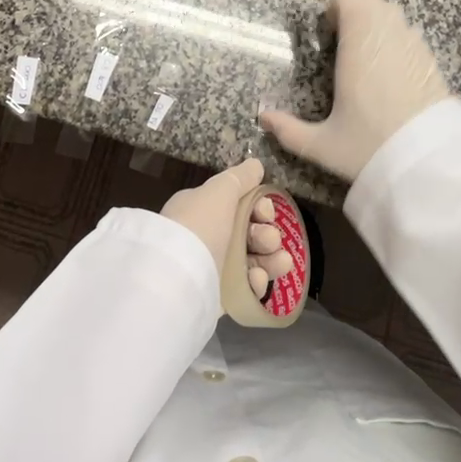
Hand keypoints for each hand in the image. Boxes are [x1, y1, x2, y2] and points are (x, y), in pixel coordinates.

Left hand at [160, 159, 295, 299]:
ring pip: (250, 260)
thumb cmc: (200, 226)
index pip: (237, 204)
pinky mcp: (217, 296)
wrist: (178, 278)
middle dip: (267, 235)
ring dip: (270, 259)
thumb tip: (256, 165)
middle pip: (247, 233)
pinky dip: (254, 282)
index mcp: (201, 209)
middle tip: (271, 240)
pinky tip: (256, 280)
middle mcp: (205, 237)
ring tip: (282, 262)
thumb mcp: (219, 191)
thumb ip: (240, 177)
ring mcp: (211, 267)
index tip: (266, 212)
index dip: (258, 206)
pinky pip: (243, 287)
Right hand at [260, 0, 453, 180]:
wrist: (433, 164)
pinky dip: (389, 32)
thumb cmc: (373, 147)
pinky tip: (382, 58)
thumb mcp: (325, 145)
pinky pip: (405, 31)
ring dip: (370, 14)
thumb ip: (291, 131)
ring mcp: (412, 47)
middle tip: (330, 20)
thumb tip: (263, 118)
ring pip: (390, 13)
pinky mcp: (429, 61)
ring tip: (355, 37)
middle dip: (348, 0)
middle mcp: (387, 37)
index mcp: (359, 46)